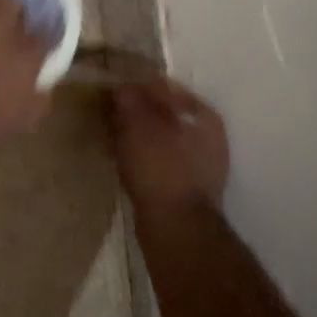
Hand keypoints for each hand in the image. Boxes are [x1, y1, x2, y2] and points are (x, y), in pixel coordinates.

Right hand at [110, 77, 228, 210]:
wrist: (177, 229)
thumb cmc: (159, 168)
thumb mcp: (137, 124)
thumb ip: (129, 98)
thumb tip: (123, 88)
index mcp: (202, 114)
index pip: (164, 87)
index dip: (135, 87)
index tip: (111, 94)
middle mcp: (208, 136)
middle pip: (164, 114)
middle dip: (136, 114)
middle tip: (108, 117)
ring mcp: (202, 165)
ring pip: (161, 139)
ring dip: (137, 137)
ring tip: (112, 140)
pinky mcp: (189, 189)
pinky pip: (160, 162)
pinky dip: (142, 159)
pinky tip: (123, 163)